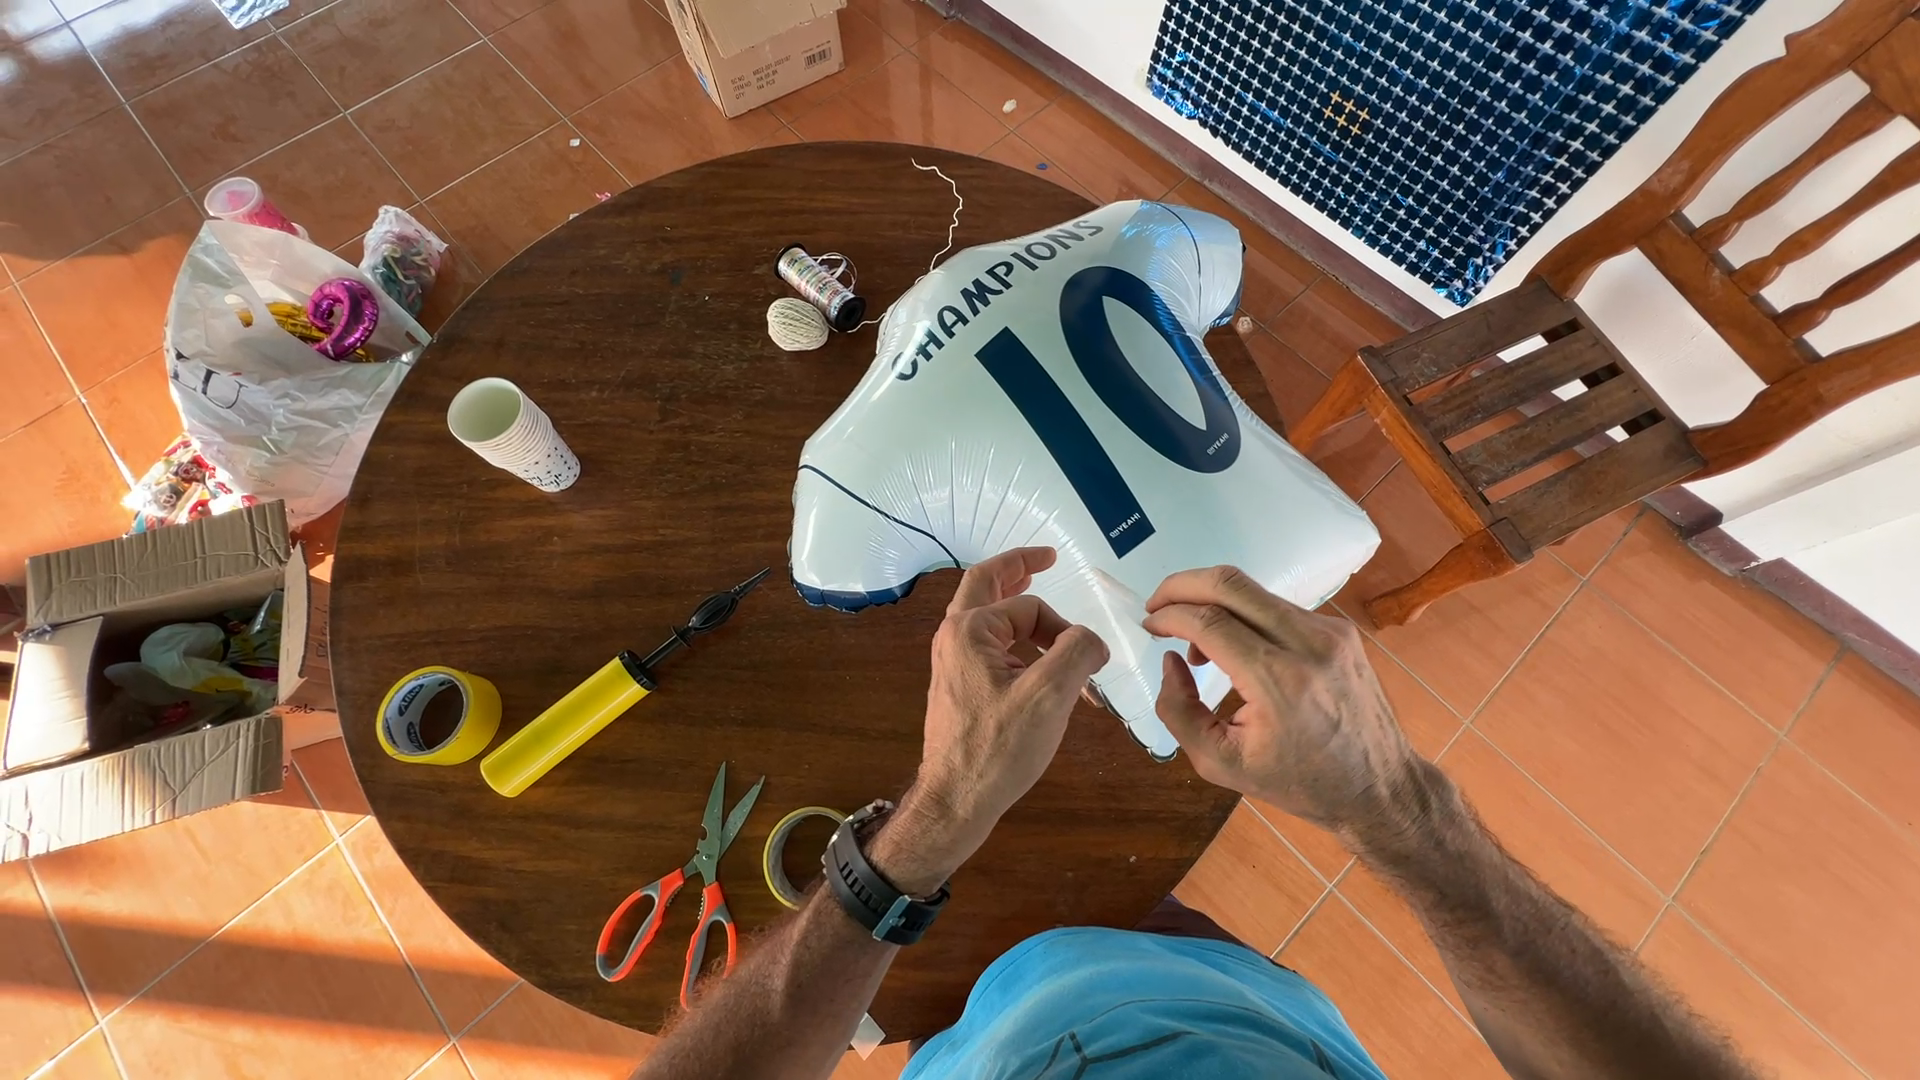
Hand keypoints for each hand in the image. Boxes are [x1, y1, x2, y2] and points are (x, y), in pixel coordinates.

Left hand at [872, 548, 1108, 893]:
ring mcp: (953, 663)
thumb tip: (1090, 639)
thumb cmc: (999, 748)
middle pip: (986, 586)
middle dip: (1018, 569)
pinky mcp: (959, 687)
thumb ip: (1076, 651)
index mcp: (969, 630)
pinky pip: (989, 648)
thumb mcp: (1049, 695)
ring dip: (1019, 610)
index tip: (1090, 657)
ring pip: (988, 618)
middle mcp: (954, 638)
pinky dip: (1015, 643)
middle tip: (1045, 558)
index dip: (1064, 626)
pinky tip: (1036, 660)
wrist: (955, 802)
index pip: (1028, 606)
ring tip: (1046, 610)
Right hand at [1140, 566, 1421, 842]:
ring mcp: (1328, 632)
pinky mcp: (1339, 630)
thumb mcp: (1220, 762)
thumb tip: (1170, 660)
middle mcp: (1307, 643)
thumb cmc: (1298, 782)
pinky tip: (1237, 648)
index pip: (1208, 621)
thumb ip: (1178, 710)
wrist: (1381, 788)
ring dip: (1211, 602)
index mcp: (1277, 681)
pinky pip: (1276, 606)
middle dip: (1181, 585)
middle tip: (1157, 605)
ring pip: (1253, 591)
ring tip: (1197, 642)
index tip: (1148, 625)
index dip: (1168, 616)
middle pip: (1230, 584)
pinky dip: (1243, 615)